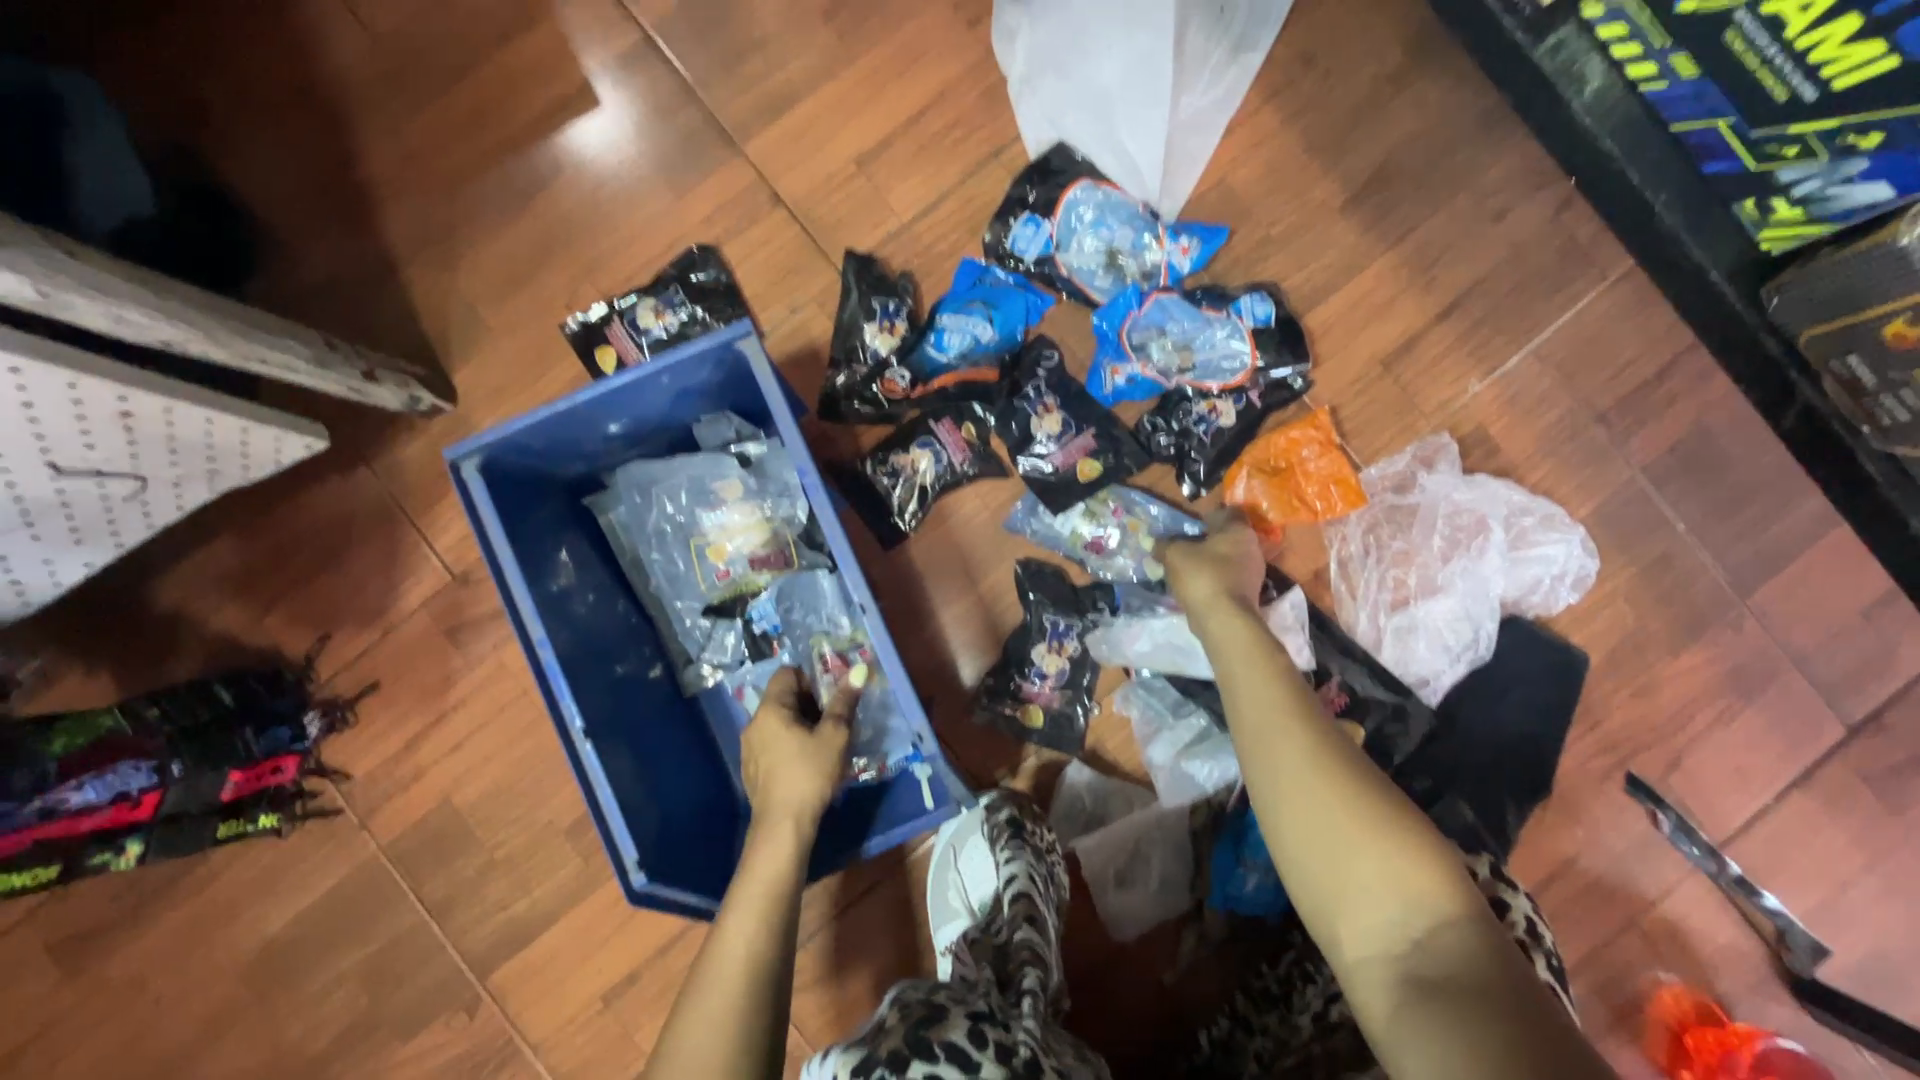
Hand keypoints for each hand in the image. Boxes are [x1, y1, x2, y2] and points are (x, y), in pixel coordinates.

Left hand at [741, 665, 863, 835]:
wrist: (783, 825)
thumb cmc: (810, 774)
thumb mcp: (834, 736)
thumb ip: (844, 701)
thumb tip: (858, 669)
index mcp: (771, 709)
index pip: (787, 673)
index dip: (811, 679)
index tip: (830, 699)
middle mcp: (753, 722)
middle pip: (782, 697)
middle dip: (809, 704)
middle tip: (833, 722)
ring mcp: (748, 747)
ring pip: (777, 722)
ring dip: (800, 725)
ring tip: (822, 744)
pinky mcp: (751, 768)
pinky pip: (771, 743)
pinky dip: (788, 744)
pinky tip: (804, 764)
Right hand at [1165, 508, 1266, 618]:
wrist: (1223, 619)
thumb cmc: (1202, 576)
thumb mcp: (1174, 554)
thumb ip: (1164, 544)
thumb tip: (1156, 542)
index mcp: (1239, 530)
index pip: (1227, 512)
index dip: (1206, 515)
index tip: (1187, 525)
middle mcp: (1252, 548)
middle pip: (1226, 538)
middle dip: (1205, 541)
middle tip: (1182, 547)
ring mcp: (1252, 573)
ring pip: (1226, 560)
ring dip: (1208, 562)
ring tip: (1184, 568)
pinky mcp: (1247, 594)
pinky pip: (1226, 579)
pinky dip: (1212, 580)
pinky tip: (1194, 586)